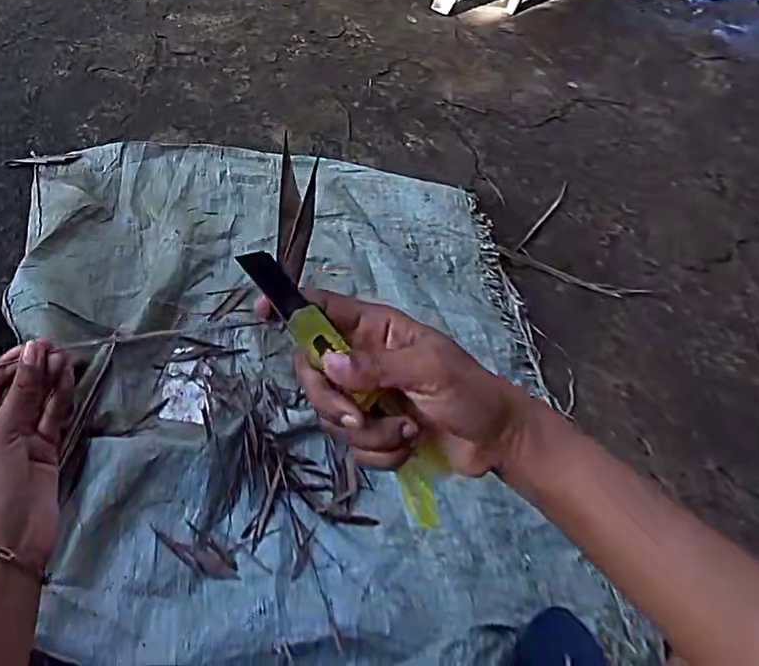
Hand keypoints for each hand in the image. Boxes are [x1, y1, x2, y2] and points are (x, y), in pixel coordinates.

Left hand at [0, 339, 75, 567]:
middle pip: (17, 389)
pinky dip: (60, 397)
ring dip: (50, 379)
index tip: (33, 347)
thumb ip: (23, 390)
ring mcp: (22, 440)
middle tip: (55, 349)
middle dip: (34, 368)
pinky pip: (52, 417)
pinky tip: (67, 378)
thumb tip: (34, 350)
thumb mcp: (1, 433)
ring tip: (65, 358)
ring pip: (38, 400)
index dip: (12, 363)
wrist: (10, 546)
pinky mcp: (45, 451)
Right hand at [261, 289, 536, 475]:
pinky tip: (408, 445)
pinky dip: (378, 452)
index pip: (319, 308)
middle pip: (311, 370)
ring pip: (328, 412)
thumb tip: (328, 363)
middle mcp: (357, 358)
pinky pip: (350, 445)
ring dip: (366, 431)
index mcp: (370, 328)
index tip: (261, 311)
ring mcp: (361, 395)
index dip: (289, 306)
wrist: (496, 441)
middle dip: (330, 399)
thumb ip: (377, 365)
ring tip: (405, 431)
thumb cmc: (469, 389)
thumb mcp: (429, 368)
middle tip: (356, 415)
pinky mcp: (370, 430)